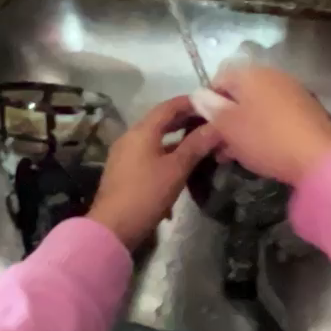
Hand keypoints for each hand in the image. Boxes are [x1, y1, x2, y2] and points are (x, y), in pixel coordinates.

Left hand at [88, 96, 220, 248]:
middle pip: (161, 120)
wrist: (112, 228)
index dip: (191, 102)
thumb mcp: (176, 169)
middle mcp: (131, 137)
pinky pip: (149, 151)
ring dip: (177, 137)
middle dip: (185, 119)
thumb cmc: (146, 194)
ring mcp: (125, 154)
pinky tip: (180, 163)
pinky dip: (166, 151)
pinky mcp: (124, 170)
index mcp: (142, 131)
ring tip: (200, 142)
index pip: (169, 106)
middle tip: (210, 122)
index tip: (212, 104)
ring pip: (155, 137)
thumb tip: (217, 126)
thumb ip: (196, 145)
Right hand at [205, 66, 330, 185]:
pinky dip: (265, 129)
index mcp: (250, 73)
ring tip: (236, 154)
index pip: (219, 77)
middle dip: (226, 117)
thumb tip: (198, 93)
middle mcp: (272, 75)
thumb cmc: (265, 139)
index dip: (208, 102)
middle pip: (240, 92)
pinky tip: (261, 151)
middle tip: (219, 146)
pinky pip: (276, 114)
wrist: (319, 158)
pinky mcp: (307, 109)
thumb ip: (210, 108)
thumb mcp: (229, 126)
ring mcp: (292, 91)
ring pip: (258, 106)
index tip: (206, 127)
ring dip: (244, 126)